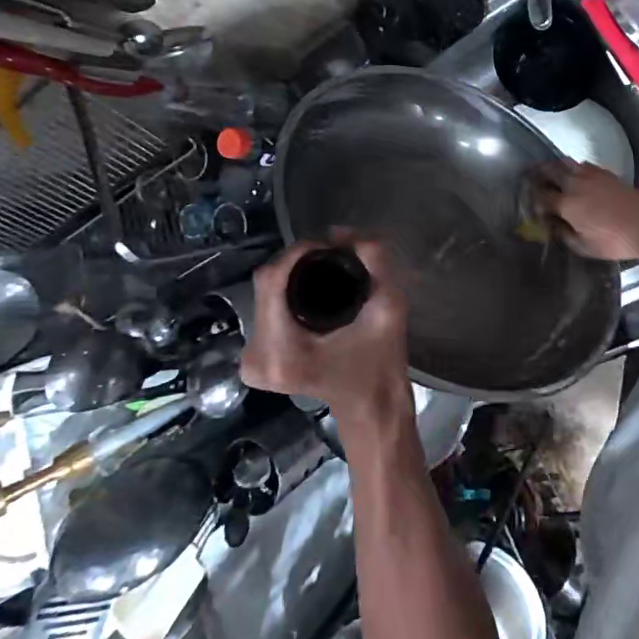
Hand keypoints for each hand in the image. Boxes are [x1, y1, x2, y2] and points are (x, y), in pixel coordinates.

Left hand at [242, 240, 412, 429]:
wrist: (372, 408)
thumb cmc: (381, 364)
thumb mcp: (388, 308)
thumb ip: (374, 262)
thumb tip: (344, 230)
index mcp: (280, 350)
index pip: (272, 279)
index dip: (299, 250)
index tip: (332, 242)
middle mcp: (255, 356)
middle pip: (267, 284)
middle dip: (301, 261)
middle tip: (338, 253)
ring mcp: (250, 360)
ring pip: (266, 293)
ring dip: (295, 274)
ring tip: (330, 267)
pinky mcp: (254, 360)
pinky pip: (266, 308)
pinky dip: (289, 292)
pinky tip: (314, 289)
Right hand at [537, 161, 638, 261]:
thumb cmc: (613, 242)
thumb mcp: (583, 246)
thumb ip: (563, 234)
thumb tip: (551, 225)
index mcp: (567, 204)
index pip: (541, 196)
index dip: (531, 198)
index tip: (527, 201)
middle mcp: (575, 184)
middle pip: (550, 170)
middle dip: (537, 173)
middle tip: (529, 177)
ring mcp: (592, 175)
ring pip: (566, 163)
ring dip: (554, 167)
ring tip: (549, 173)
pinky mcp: (606, 173)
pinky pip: (583, 165)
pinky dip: (573, 167)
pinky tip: (575, 175)